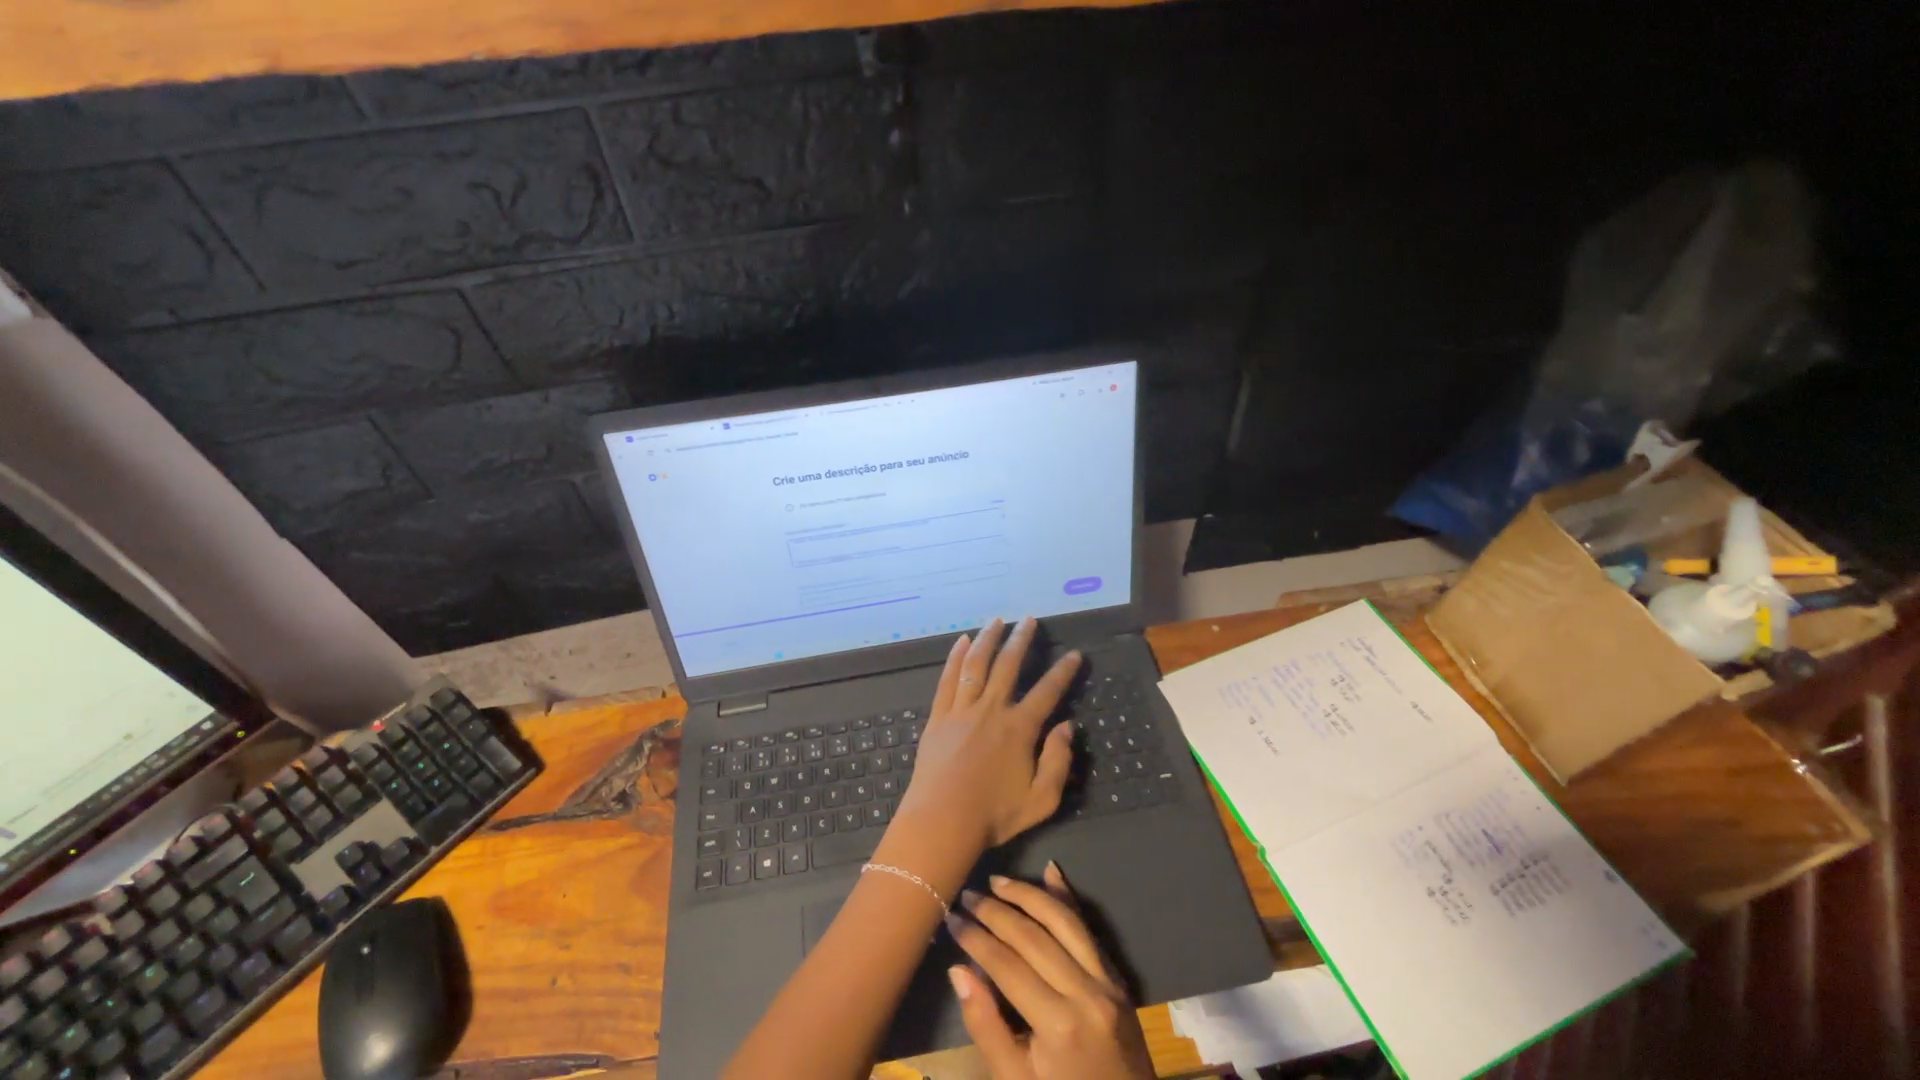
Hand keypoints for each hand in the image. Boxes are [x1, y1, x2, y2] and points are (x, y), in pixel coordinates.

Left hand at [895, 618, 1080, 850]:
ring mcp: (961, 711)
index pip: (1047, 691)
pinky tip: (962, 642)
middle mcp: (991, 710)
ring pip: (976, 664)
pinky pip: (948, 679)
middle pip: (1008, 666)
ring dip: (988, 639)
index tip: (1074, 654)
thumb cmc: (994, 815)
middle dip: (1022, 640)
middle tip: (1030, 620)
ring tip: (997, 621)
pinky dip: (956, 657)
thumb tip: (1067, 726)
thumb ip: (1059, 761)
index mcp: (1020, 729)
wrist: (941, 822)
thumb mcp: (1042, 799)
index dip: (1063, 671)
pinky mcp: (938, 717)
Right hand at [945, 863, 1154, 1079]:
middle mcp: (1086, 992)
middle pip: (1035, 936)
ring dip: (1029, 896)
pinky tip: (1052, 873)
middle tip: (967, 895)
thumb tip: (959, 970)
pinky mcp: (1119, 979)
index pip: (1007, 964)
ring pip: (1065, 921)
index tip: (951, 918)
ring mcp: (1108, 982)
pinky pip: (1090, 931)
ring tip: (998, 882)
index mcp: (1057, 1023)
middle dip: (996, 912)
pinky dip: (1069, 899)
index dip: (975, 938)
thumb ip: (986, 1026)